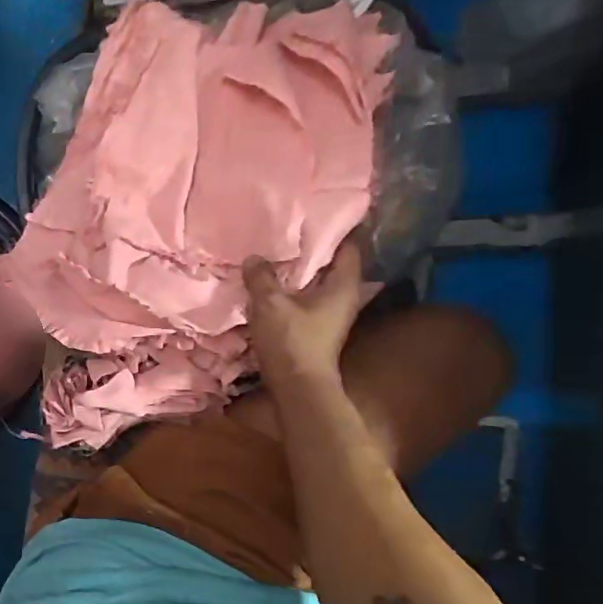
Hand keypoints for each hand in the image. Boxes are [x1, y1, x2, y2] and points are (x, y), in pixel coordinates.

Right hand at [243, 237, 368, 387]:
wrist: (298, 390)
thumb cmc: (292, 342)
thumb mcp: (270, 304)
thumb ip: (261, 277)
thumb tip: (254, 258)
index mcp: (343, 286)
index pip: (349, 246)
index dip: (335, 228)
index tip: (316, 213)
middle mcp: (344, 298)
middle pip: (331, 264)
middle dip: (312, 249)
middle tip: (289, 230)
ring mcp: (332, 317)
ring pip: (317, 284)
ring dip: (300, 272)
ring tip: (276, 255)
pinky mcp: (317, 330)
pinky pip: (306, 300)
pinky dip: (293, 290)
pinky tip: (272, 285)